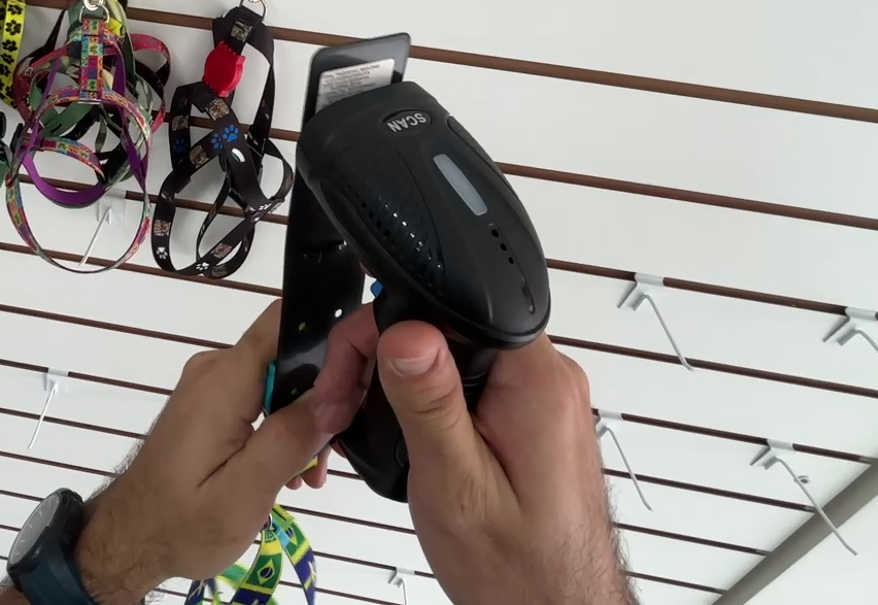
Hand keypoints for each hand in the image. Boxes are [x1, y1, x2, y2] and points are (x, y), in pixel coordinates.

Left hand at [73, 301, 358, 602]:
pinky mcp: (210, 399)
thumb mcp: (244, 494)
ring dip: (300, 419)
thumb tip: (338, 394)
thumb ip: (289, 440)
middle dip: (319, 396)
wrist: (132, 536)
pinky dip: (278, 423)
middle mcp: (216, 368)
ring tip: (306, 474)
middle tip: (329, 456)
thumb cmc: (183, 522)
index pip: (278, 323)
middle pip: (285, 354)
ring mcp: (211, 381)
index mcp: (223, 382)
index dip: (323, 333)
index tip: (359, 368)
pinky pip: (257, 393)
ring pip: (275, 378)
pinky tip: (286, 467)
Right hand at [317, 308, 631, 604]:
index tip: (347, 371)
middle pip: (438, 326)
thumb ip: (431, 404)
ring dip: (389, 380)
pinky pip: (457, 379)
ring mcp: (531, 393)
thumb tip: (406, 331)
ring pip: (441, 351)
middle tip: (337, 406)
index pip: (445, 307)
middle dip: (376, 357)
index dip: (383, 325)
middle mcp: (540, 373)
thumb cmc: (514, 571)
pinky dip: (415, 397)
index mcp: (533, 377)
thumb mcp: (457, 485)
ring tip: (354, 423)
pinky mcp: (520, 412)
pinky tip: (391, 430)